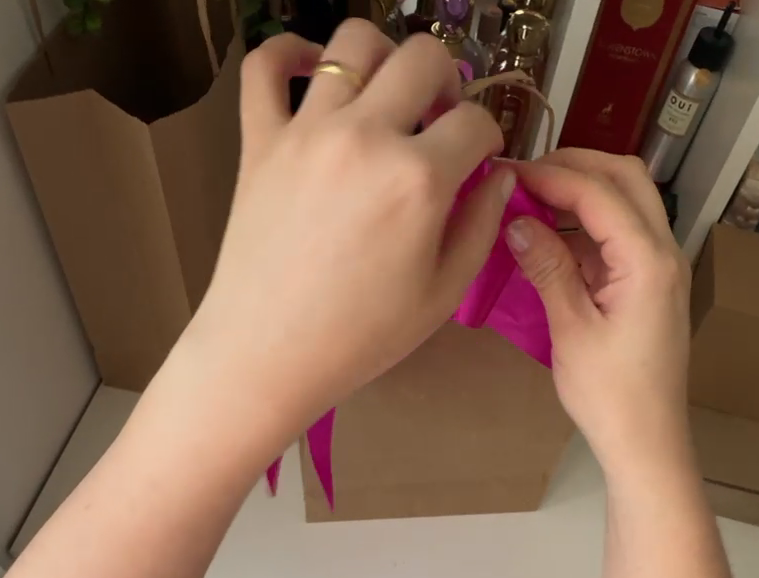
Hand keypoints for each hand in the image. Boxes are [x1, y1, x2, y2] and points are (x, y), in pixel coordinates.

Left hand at [164, 21, 510, 444]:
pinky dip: (289, 51)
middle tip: (439, 121)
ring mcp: (307, 132)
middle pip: (423, 57)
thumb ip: (479, 228)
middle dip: (447, 82)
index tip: (480, 160)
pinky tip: (312, 70)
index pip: (474, 122)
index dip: (488, 138)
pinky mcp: (260, 140)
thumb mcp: (441, 296)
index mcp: (418, 180)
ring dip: (383, 58)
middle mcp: (366, 137)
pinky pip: (265, 64)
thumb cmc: (360, 338)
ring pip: (353, 42)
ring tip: (385, 97)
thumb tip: (498, 179)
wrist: (269, 354)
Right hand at [506, 150, 694, 480]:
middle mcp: (664, 252)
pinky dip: (587, 228)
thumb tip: (517, 221)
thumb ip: (548, 269)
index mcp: (648, 260)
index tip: (506, 174)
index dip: (550, 176)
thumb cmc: (609, 394)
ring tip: (531, 203)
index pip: (599, 192)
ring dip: (583, 194)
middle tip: (524, 178)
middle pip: (625, 179)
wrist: (646, 440)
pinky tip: (551, 242)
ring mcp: (661, 268)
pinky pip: (621, 238)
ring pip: (627, 205)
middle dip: (575, 167)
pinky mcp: (650, 286)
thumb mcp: (571, 330)